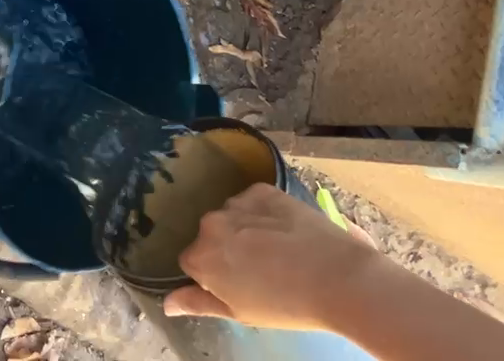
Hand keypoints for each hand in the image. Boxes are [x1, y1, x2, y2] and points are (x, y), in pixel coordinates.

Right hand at [164, 183, 378, 329]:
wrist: (337, 277)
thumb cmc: (287, 305)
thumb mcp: (240, 313)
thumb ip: (198, 304)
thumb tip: (166, 303)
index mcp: (201, 256)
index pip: (193, 262)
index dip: (214, 276)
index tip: (238, 286)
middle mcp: (210, 223)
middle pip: (211, 236)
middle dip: (228, 250)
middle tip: (260, 272)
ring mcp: (236, 202)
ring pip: (232, 217)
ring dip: (245, 230)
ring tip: (277, 252)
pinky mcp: (261, 189)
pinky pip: (253, 201)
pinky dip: (264, 213)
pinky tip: (286, 232)